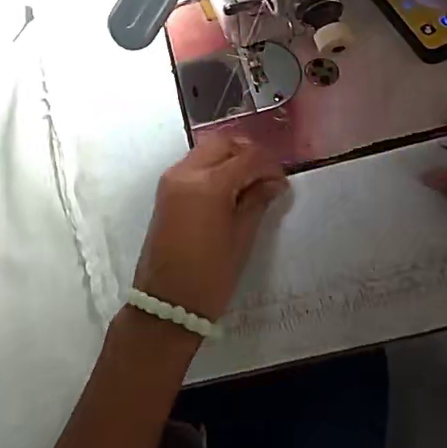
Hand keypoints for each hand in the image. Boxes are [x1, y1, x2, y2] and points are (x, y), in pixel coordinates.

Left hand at [135, 134, 286, 323]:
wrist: (166, 304)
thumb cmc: (210, 276)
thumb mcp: (241, 238)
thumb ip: (257, 201)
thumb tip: (273, 183)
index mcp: (208, 184)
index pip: (248, 157)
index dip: (270, 166)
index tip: (282, 182)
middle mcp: (186, 173)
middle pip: (223, 143)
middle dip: (248, 153)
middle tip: (266, 176)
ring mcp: (171, 180)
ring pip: (206, 150)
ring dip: (229, 158)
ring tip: (249, 183)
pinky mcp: (165, 191)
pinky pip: (193, 165)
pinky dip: (213, 167)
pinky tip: (229, 189)